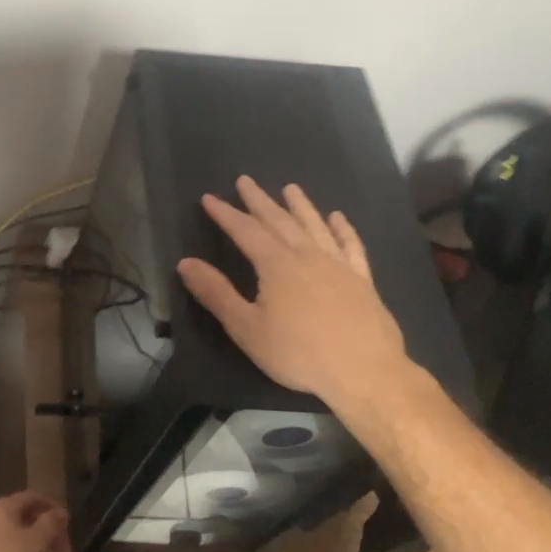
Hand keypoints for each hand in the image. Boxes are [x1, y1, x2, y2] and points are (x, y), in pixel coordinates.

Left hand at [0, 491, 67, 551]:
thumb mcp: (34, 541)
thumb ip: (51, 524)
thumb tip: (62, 511)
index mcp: (6, 507)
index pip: (35, 497)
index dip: (54, 506)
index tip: (69, 523)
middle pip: (29, 516)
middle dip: (50, 531)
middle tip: (66, 548)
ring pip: (22, 535)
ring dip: (42, 545)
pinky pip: (13, 548)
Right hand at [177, 175, 412, 412]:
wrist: (364, 371)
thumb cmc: (298, 353)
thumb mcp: (247, 328)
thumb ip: (217, 293)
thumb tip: (186, 263)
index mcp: (277, 265)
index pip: (246, 231)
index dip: (226, 214)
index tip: (209, 198)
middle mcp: (308, 255)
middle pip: (280, 221)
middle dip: (260, 200)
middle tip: (246, 180)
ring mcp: (339, 265)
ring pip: (316, 226)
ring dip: (300, 206)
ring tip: (290, 188)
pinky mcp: (362, 280)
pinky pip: (351, 245)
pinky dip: (343, 228)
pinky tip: (338, 218)